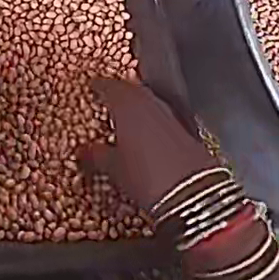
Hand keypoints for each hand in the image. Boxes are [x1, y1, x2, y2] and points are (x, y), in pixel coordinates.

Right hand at [81, 79, 218, 213]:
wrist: (195, 194)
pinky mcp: (188, 131)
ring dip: (138, 103)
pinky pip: (163, 116)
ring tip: (126, 113)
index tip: (92, 85)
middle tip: (108, 95)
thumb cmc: (147, 176)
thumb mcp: (114, 168)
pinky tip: (148, 132)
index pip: (110, 87)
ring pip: (150, 101)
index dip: (99, 86)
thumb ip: (96, 155)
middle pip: (132, 89)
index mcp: (127, 106)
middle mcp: (150, 104)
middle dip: (119, 90)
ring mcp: (171, 116)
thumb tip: (83, 150)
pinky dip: (152, 118)